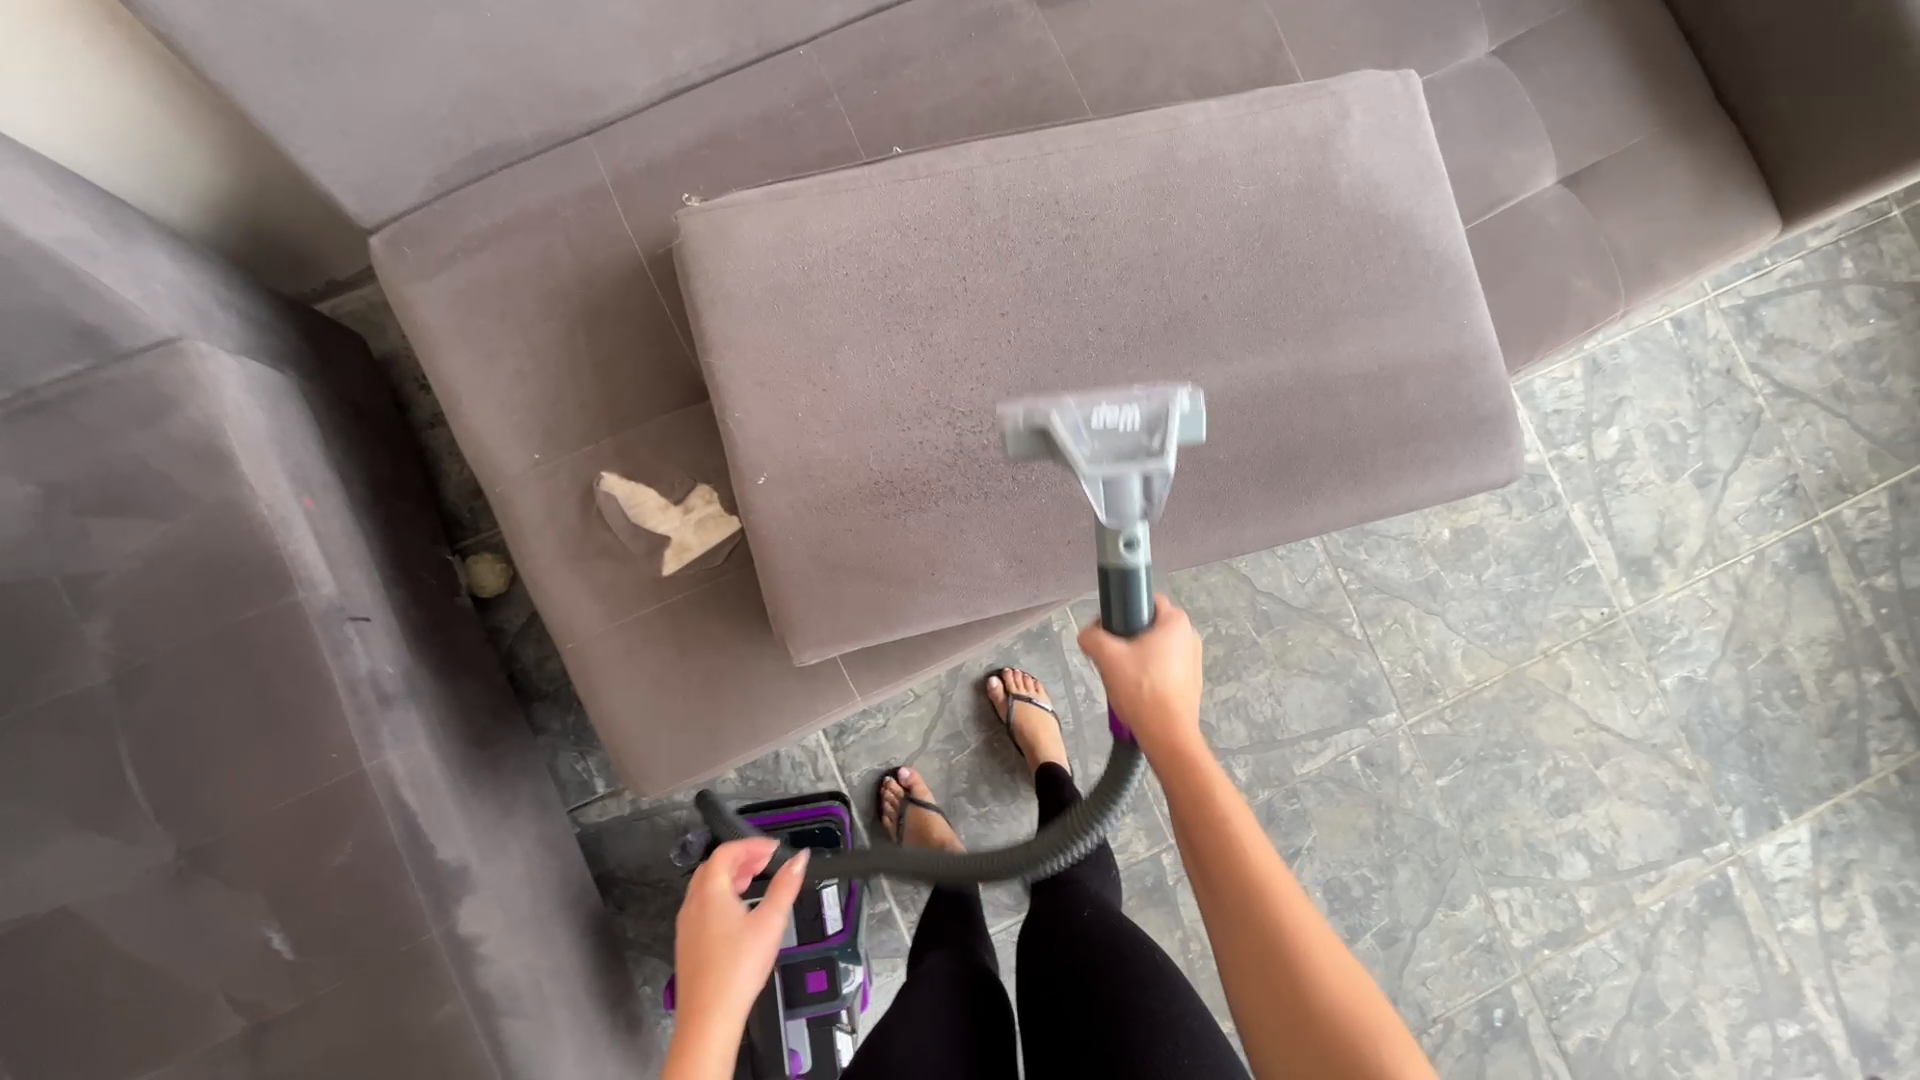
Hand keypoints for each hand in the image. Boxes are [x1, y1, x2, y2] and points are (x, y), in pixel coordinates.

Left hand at [664, 838, 808, 1078]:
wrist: (709, 1017)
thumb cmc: (739, 967)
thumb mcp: (771, 921)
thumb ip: (786, 885)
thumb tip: (799, 859)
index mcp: (710, 891)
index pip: (727, 852)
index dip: (751, 844)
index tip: (773, 848)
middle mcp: (692, 903)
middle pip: (714, 867)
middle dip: (741, 858)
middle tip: (765, 861)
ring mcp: (686, 924)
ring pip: (705, 887)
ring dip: (730, 876)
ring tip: (754, 881)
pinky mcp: (687, 943)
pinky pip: (702, 906)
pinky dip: (721, 896)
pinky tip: (739, 913)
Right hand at [1078, 593, 1204, 757]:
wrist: (1167, 733)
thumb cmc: (1141, 687)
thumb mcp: (1107, 656)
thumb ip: (1092, 637)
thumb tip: (1087, 635)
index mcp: (1176, 621)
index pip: (1146, 600)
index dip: (1124, 609)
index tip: (1109, 628)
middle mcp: (1190, 635)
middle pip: (1150, 626)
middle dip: (1128, 637)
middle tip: (1110, 655)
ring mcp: (1194, 660)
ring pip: (1156, 648)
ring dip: (1137, 657)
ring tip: (1121, 676)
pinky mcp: (1192, 682)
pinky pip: (1165, 668)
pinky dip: (1149, 674)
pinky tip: (1136, 691)